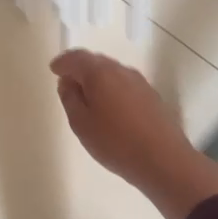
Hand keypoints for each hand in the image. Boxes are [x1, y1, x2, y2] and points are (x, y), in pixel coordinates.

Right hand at [50, 49, 217, 218]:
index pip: (76, 58)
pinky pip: (124, 84)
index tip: (54, 70)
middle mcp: (121, 70)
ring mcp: (140, 82)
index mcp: (100, 73)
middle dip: (80, 69)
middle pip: (96, 61)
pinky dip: (112, 89)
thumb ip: (70, 98)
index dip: (62, 63)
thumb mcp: (81, 124)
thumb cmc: (115, 142)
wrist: (163, 160)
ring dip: (97, 79)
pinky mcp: (152, 96)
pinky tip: (109, 107)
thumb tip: (67, 82)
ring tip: (87, 97)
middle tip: (68, 83)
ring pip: (112, 72)